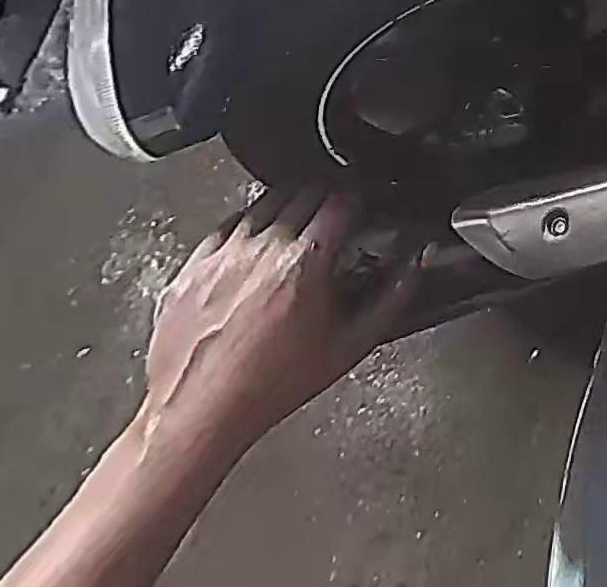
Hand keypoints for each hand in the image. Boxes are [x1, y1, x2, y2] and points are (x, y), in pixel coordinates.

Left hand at [139, 186, 417, 451]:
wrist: (198, 416)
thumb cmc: (270, 385)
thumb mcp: (350, 344)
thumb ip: (392, 297)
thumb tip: (415, 266)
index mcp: (305, 264)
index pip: (338, 201)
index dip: (357, 193)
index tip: (361, 197)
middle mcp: (263, 251)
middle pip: (303, 192)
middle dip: (327, 191)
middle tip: (338, 202)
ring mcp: (222, 258)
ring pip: (263, 201)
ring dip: (289, 200)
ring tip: (302, 213)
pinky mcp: (191, 269)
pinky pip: (225, 225)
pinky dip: (249, 221)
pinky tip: (258, 235)